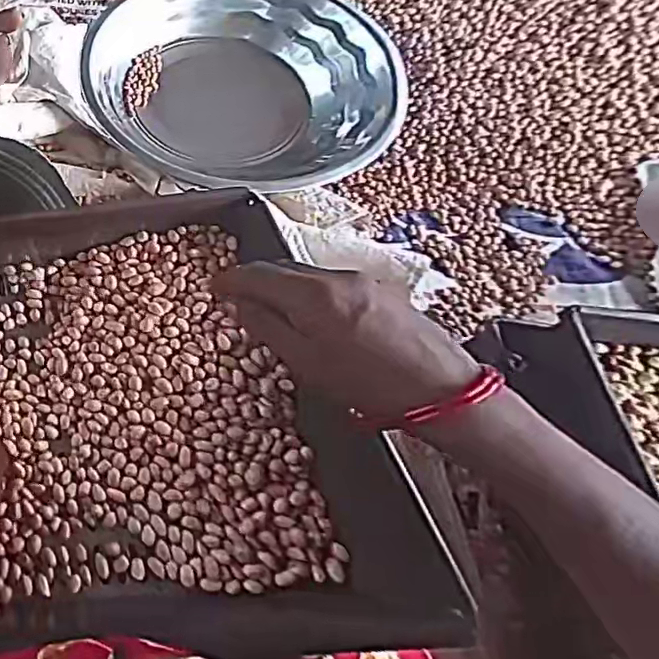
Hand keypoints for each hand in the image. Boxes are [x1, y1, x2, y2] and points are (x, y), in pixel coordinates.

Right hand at [213, 261, 483, 423]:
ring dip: (283, 286)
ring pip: (306, 273)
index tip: (215, 285)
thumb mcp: (304, 362)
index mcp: (312, 295)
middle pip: (280, 267)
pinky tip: (311, 315)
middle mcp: (335, 277)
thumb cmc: (369, 385)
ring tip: (273, 310)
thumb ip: (266, 326)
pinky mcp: (381, 287)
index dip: (231, 278)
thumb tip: (239, 303)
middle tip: (237, 297)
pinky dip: (310, 291)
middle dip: (255, 279)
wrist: (443, 391)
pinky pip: (330, 281)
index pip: (257, 273)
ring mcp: (362, 279)